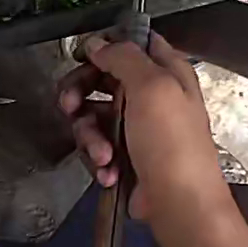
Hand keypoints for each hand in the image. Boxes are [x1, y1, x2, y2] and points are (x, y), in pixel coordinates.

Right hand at [58, 33, 236, 238]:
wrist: (179, 204)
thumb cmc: (172, 143)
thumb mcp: (152, 88)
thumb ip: (123, 58)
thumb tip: (98, 43)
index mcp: (167, 72)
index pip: (133, 43)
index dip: (106, 45)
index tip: (81, 56)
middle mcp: (152, 96)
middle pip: (103, 80)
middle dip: (81, 94)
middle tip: (69, 105)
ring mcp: (137, 128)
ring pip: (94, 117)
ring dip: (91, 137)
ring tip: (103, 155)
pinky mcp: (125, 156)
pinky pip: (98, 146)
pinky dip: (100, 160)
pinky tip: (109, 172)